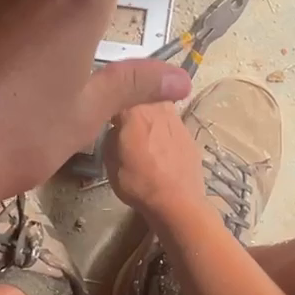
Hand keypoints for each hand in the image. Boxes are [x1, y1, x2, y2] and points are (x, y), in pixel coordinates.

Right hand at [104, 102, 208, 220]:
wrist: (178, 202)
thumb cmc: (137, 182)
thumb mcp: (108, 160)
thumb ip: (110, 135)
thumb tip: (116, 128)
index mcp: (132, 109)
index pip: (116, 92)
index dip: (109, 102)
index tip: (106, 114)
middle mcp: (155, 106)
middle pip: (139, 96)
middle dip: (131, 105)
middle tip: (124, 124)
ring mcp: (176, 118)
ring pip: (156, 108)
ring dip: (149, 116)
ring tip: (144, 137)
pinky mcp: (189, 132)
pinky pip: (170, 124)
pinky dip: (163, 131)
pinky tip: (160, 148)